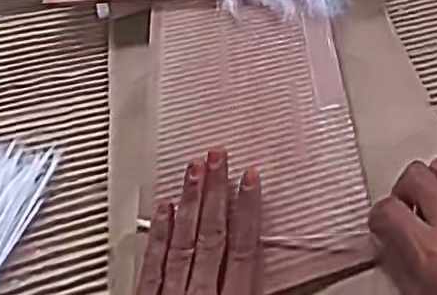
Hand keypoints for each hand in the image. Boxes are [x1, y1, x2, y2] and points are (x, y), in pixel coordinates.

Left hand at [136, 149, 261, 294]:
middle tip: (218, 155)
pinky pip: (152, 268)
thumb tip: (284, 266)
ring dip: (190, 201)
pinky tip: (164, 207)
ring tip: (194, 166)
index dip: (249, 208)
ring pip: (184, 242)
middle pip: (212, 234)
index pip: (243, 247)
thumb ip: (260, 288)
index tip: (251, 175)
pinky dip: (159, 236)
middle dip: (215, 191)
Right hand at [369, 159, 436, 294]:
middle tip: (402, 207)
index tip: (379, 222)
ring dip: (430, 180)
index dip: (378, 215)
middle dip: (403, 189)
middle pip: (416, 175)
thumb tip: (386, 239)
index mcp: (431, 254)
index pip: (390, 210)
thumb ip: (401, 263)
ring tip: (427, 199)